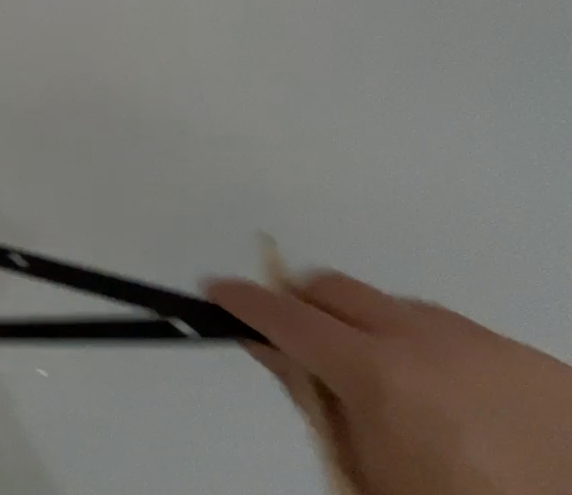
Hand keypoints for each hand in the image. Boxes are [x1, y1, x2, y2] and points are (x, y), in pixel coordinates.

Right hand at [209, 272, 571, 494]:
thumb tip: (273, 350)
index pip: (283, 316)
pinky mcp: (542, 364)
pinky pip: (467, 334)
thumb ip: (312, 401)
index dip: (241, 299)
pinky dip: (439, 350)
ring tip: (384, 373)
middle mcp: (428, 343)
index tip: (217, 291)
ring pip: (401, 306)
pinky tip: (450, 393)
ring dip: (374, 326)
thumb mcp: (361, 468)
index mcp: (374, 373)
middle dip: (303, 303)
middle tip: (295, 333)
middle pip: (335, 288)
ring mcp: (490, 348)